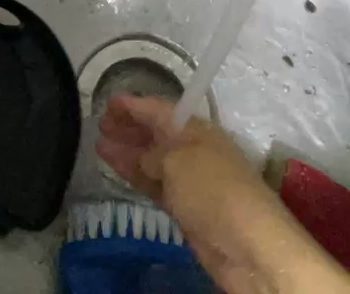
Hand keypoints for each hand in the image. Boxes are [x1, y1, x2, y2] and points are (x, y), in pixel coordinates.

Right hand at [96, 96, 349, 293]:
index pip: (159, 109)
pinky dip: (137, 177)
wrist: (250, 246)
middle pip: (156, 133)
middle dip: (129, 127)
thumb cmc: (213, 190)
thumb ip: (153, 155)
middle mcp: (193, 150)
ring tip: (100, 147)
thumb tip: (141, 156)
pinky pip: (156, 185)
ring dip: (129, 153)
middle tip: (99, 125)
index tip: (107, 102)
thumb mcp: (177, 161)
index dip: (133, 105)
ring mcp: (191, 181)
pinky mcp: (188, 209)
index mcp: (195, 129)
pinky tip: (120, 172)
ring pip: (153, 160)